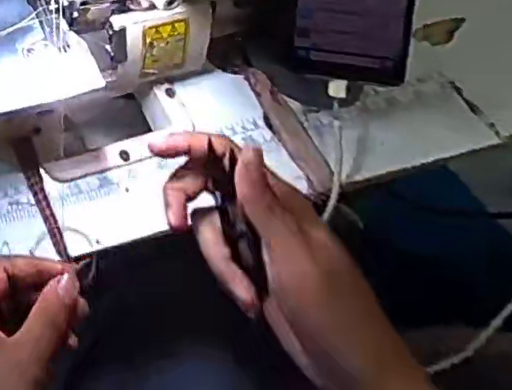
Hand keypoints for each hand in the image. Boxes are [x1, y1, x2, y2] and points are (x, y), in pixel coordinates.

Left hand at [0, 256, 86, 389]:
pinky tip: (57, 346)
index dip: (42, 269)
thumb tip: (69, 279)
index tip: (77, 278)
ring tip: (75, 329)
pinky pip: (2, 333)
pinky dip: (29, 336)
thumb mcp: (27, 357)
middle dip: (45, 296)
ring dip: (41, 318)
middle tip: (82, 308)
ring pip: (7, 311)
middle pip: (6, 288)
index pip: (4, 267)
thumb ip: (50, 314)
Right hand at [151, 133, 430, 389]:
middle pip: (206, 185)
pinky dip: (226, 275)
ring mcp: (255, 238)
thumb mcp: (294, 253)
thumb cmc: (333, 310)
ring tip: (244, 291)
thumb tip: (246, 150)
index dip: (190, 144)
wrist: (355, 372)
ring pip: (208, 225)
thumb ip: (264, 201)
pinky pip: (219, 255)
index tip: (156, 148)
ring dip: (217, 258)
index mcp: (277, 197)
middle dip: (186, 203)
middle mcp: (262, 210)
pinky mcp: (250, 265)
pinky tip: (250, 299)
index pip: (226, 154)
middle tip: (175, 223)